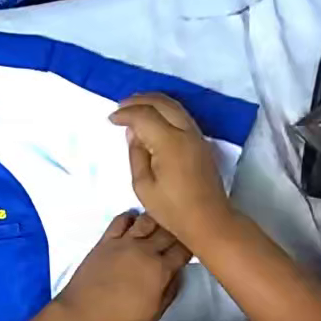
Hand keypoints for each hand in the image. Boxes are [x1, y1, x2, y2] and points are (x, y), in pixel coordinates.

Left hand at [51, 211, 191, 320]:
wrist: (84, 313)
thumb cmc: (121, 318)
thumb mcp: (155, 313)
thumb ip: (171, 290)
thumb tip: (178, 272)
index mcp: (161, 269)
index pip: (184, 248)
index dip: (191, 244)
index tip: (193, 245)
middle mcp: (145, 250)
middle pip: (169, 230)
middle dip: (178, 228)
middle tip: (180, 231)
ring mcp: (124, 241)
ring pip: (147, 219)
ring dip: (157, 219)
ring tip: (160, 223)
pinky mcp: (106, 239)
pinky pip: (121, 219)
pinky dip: (131, 217)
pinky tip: (135, 221)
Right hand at [109, 93, 237, 249]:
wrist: (208, 219)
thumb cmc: (172, 209)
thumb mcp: (143, 185)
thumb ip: (136, 154)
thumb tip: (134, 132)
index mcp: (170, 143)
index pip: (144, 116)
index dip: (125, 114)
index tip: (111, 119)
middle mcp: (186, 133)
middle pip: (162, 103)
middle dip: (139, 100)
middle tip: (120, 106)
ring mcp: (197, 136)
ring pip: (174, 106)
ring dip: (153, 102)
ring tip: (134, 107)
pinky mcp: (201, 142)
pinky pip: (181, 115)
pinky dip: (164, 110)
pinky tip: (152, 118)